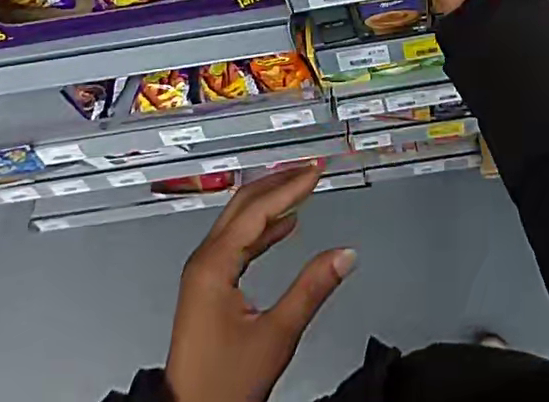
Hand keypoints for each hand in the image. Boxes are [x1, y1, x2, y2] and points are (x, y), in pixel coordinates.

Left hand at [166, 163, 355, 401]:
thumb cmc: (223, 384)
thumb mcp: (277, 335)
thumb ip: (312, 289)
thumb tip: (344, 255)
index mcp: (213, 264)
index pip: (257, 210)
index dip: (290, 187)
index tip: (314, 171)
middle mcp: (204, 260)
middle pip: (243, 204)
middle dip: (278, 183)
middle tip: (308, 169)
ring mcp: (204, 271)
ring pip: (239, 220)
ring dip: (271, 201)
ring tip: (301, 188)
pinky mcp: (209, 284)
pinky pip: (238, 241)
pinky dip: (263, 227)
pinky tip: (284, 225)